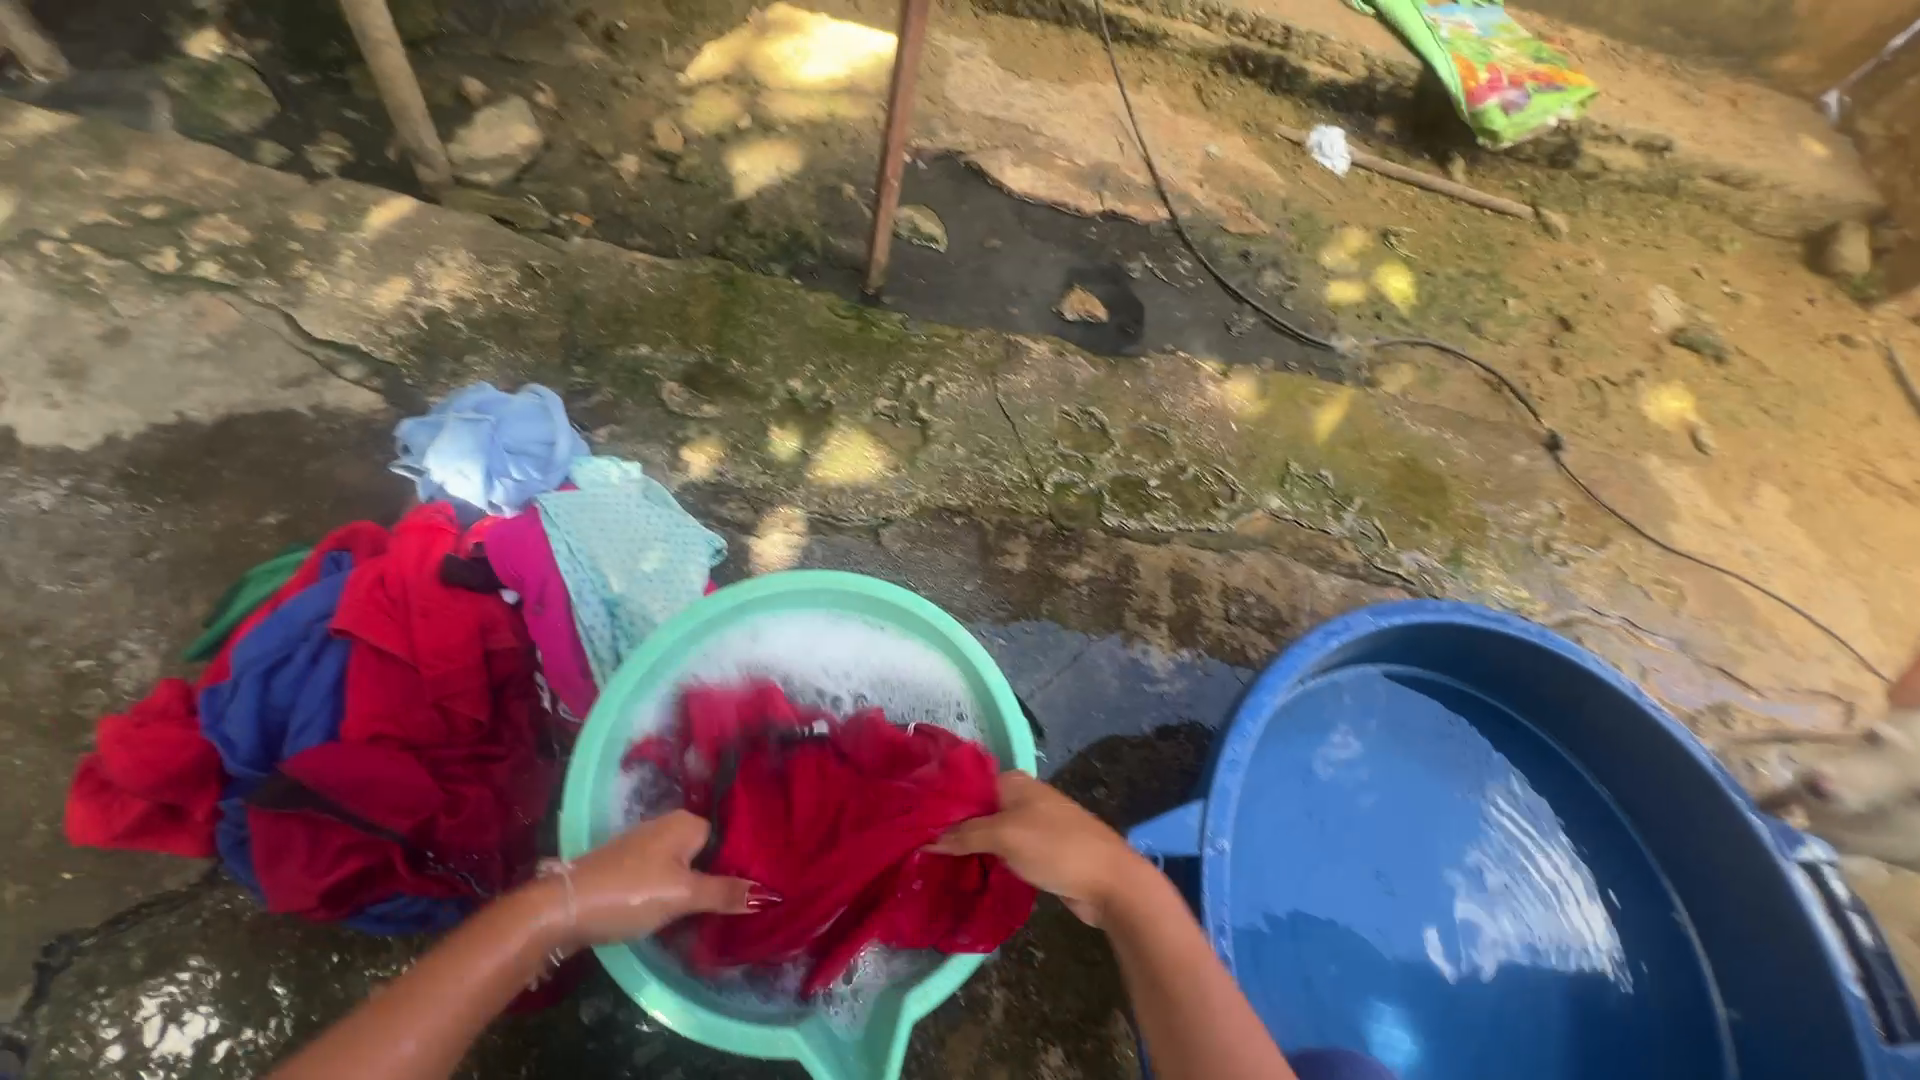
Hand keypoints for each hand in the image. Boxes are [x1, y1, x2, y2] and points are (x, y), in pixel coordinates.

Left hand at [554, 810, 774, 947]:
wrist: (560, 911)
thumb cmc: (628, 893)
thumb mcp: (683, 896)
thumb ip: (725, 893)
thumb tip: (771, 893)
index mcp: (685, 822)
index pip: (729, 837)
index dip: (743, 863)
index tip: (758, 888)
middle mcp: (667, 826)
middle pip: (707, 853)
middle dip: (720, 876)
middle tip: (741, 905)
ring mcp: (645, 847)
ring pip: (686, 867)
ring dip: (697, 888)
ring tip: (717, 913)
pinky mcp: (627, 869)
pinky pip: (665, 877)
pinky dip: (674, 893)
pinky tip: (681, 913)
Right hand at [928, 771, 1152, 927]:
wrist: (1109, 881)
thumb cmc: (1056, 847)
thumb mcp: (1005, 836)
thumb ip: (964, 835)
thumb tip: (926, 840)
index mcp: (1013, 782)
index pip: (966, 783)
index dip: (940, 800)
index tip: (910, 818)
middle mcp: (1021, 798)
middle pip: (975, 809)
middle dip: (949, 825)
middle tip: (914, 845)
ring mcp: (1031, 825)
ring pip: (988, 832)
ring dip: (966, 845)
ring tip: (930, 861)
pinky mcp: (1038, 852)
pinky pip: (1002, 852)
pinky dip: (985, 859)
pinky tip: (963, 872)